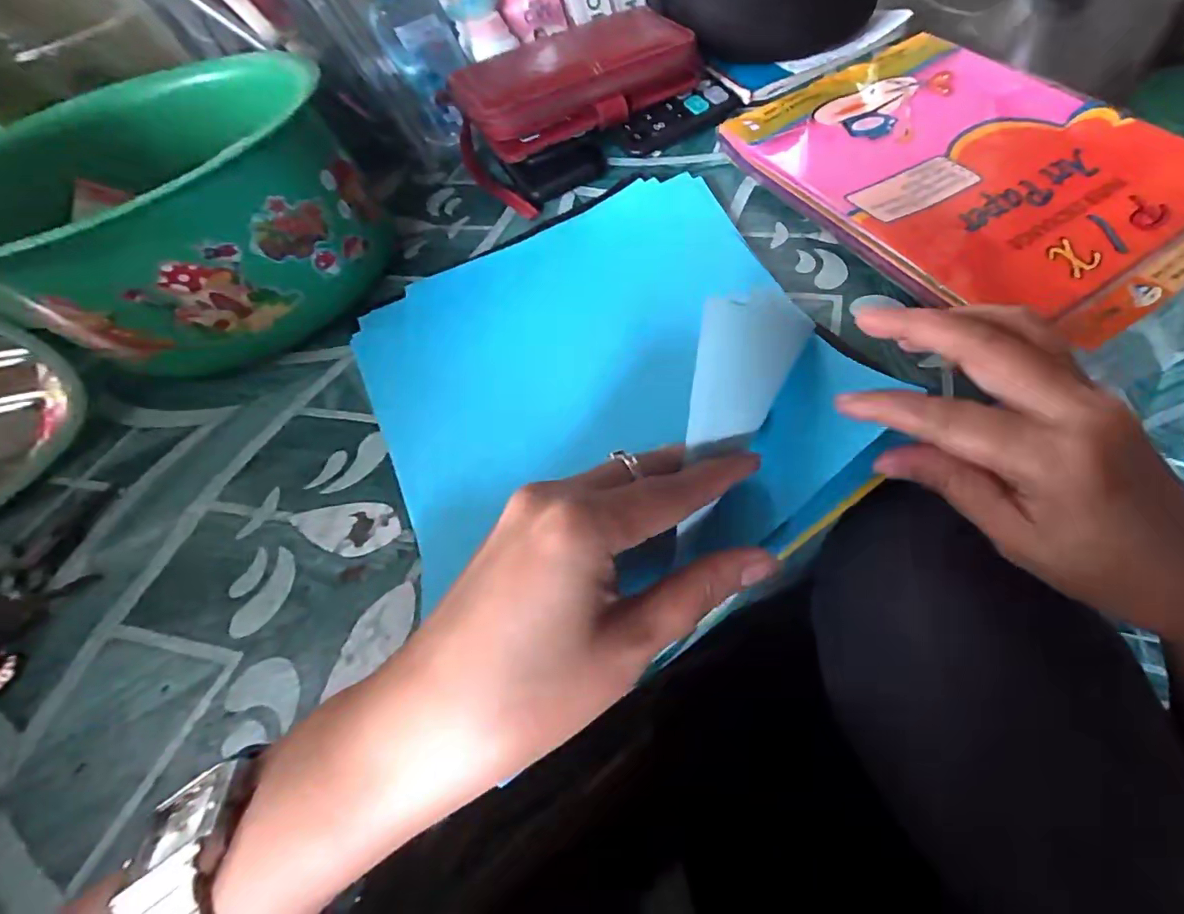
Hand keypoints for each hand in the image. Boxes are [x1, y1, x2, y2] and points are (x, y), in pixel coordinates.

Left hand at [210, 449, 777, 913]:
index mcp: (582, 520)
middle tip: (728, 479)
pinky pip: (577, 499)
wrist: (422, 724)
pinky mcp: (509, 526)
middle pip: (633, 472)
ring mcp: (523, 507)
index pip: (668, 490)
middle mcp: (551, 495)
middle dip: (681, 472)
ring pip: (603, 481)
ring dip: (647, 488)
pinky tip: (635, 532)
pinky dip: (615, 505)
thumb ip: (696, 590)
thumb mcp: (627, 646)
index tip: (752, 458)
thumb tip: (761, 557)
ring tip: (691, 506)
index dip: (715, 476)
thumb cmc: (534, 697)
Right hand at [835, 306, 1183, 648]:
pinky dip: (991, 324)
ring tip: (908, 320)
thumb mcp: (1017, 538)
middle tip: (867, 315)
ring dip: (957, 315)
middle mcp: (1075, 408)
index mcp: (1053, 458)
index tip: (845, 401)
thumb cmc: (1102, 570)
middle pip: (987, 346)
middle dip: (920, 325)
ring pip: (1019, 326)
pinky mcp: (1096, 387)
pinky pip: (1039, 338)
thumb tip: (886, 456)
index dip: (892, 408)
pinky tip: (962, 330)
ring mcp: (1092, 390)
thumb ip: (953, 484)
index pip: (952, 420)